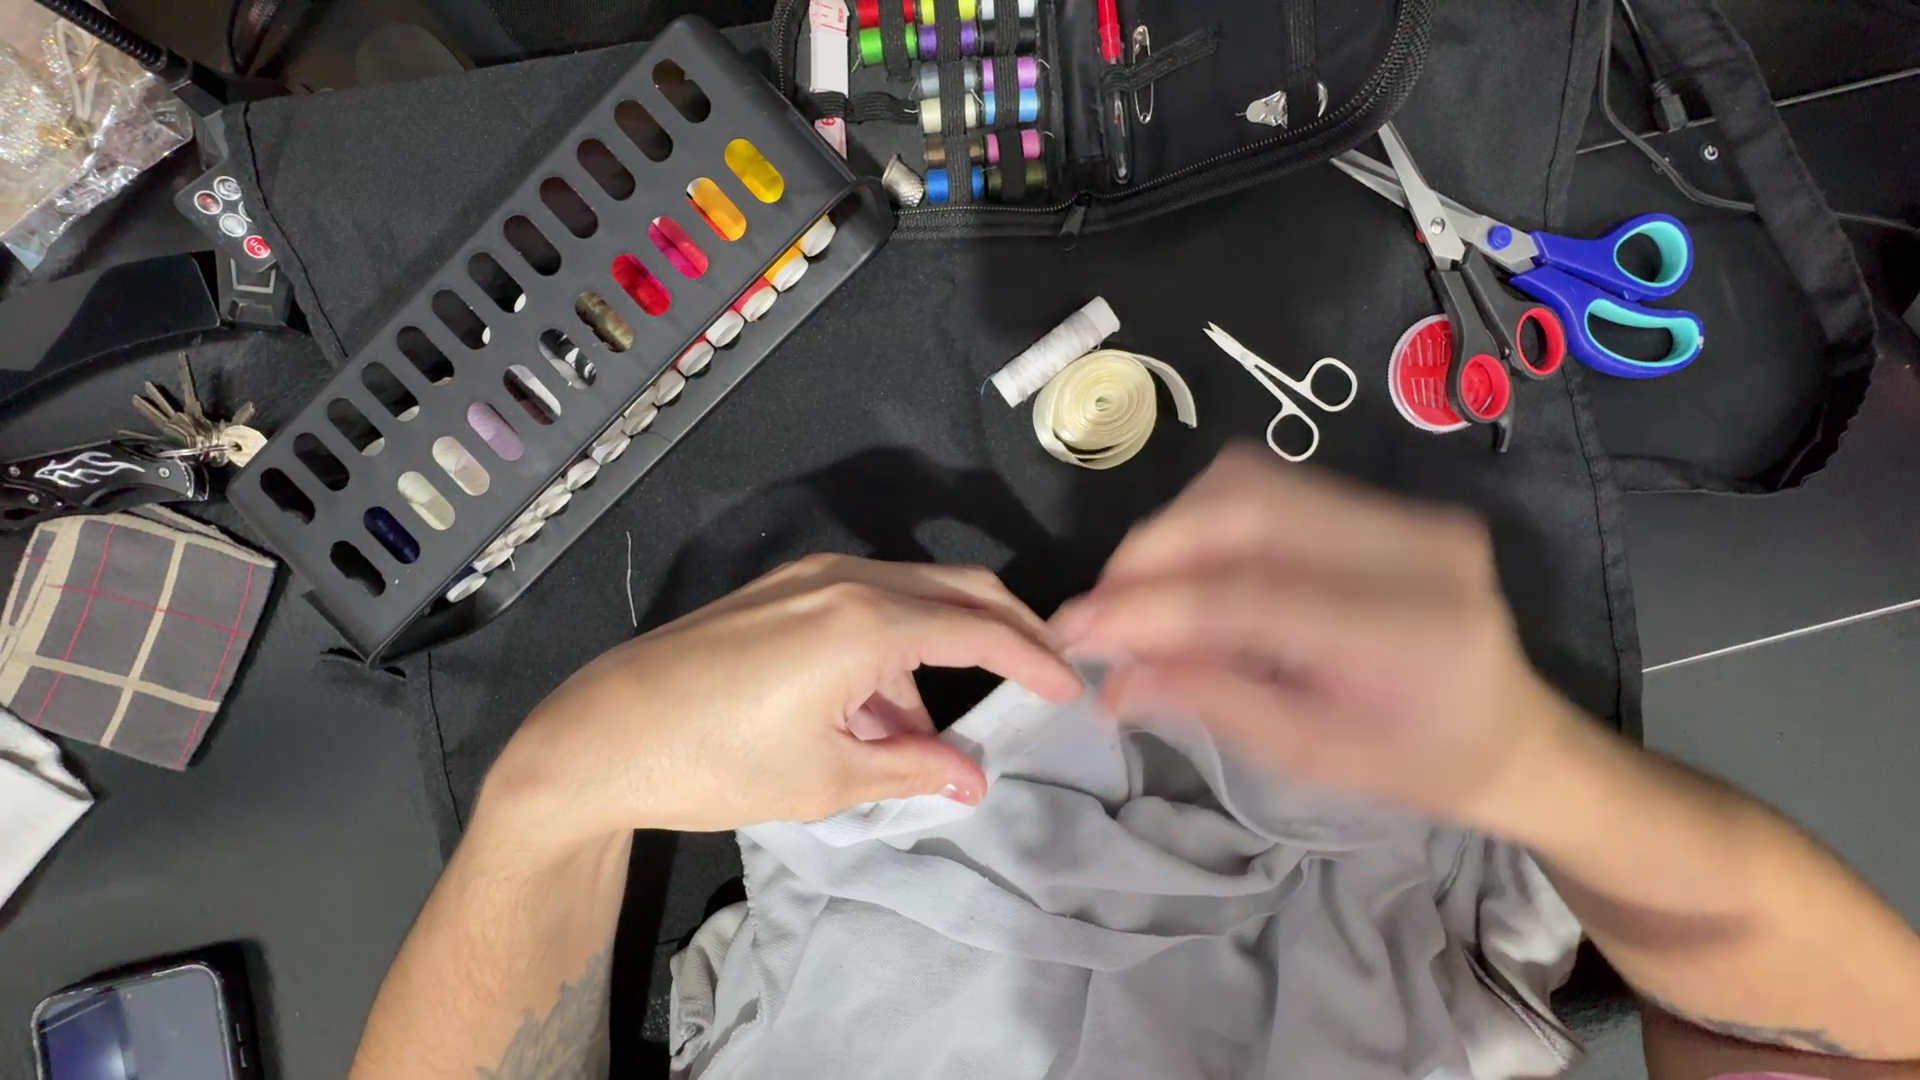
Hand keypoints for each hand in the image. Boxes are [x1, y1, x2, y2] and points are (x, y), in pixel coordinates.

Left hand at [478, 555, 1081, 842]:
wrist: (603, 733)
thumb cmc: (719, 762)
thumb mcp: (827, 777)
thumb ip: (913, 768)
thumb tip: (974, 779)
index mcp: (868, 621)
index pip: (978, 631)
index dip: (1032, 658)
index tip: (1068, 686)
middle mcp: (849, 579)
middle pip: (958, 587)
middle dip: (1009, 626)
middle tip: (1043, 669)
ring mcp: (813, 575)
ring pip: (912, 593)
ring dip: (940, 646)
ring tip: (925, 727)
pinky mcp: (786, 587)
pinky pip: (867, 601)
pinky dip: (894, 643)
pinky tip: (875, 701)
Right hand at [1052, 443, 1577, 828]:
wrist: (1508, 731)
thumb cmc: (1410, 762)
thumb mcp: (1306, 756)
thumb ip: (1207, 702)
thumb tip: (1109, 680)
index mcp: (1407, 633)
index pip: (1247, 598)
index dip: (1148, 608)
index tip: (1076, 631)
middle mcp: (1413, 549)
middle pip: (1243, 508)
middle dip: (1149, 551)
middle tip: (1098, 603)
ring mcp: (1405, 511)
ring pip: (1246, 482)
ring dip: (1171, 530)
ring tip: (1137, 589)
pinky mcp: (1385, 499)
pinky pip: (1266, 485)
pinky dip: (1204, 520)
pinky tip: (1187, 565)